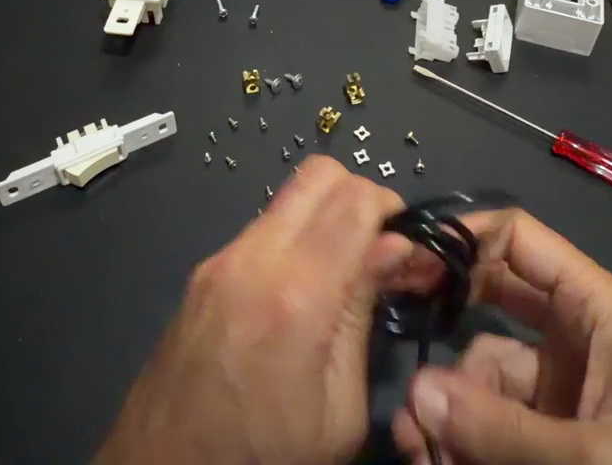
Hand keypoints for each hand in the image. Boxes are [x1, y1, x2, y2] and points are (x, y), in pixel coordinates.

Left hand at [92, 156, 409, 464]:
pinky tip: (302, 286)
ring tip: (344, 269)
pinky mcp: (202, 271)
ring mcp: (220, 259)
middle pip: (319, 174)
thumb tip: (394, 249)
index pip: (355, 200)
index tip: (409, 243)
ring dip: (326, 213)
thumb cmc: (263, 457)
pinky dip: (295, 235)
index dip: (392, 208)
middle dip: (361, 194)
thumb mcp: (339, 411)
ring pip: (288, 195)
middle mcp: (253, 258)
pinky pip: (262, 226)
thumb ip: (363, 314)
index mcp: (296, 295)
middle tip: (379, 244)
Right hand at [390, 208, 611, 464]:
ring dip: (448, 406)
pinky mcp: (557, 429)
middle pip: (487, 304)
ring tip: (416, 450)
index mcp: (593, 305)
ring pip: (484, 372)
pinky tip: (440, 462)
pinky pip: (498, 418)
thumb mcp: (596, 456)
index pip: (517, 239)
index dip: (461, 239)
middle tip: (397, 351)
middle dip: (442, 333)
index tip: (404, 262)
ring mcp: (562, 383)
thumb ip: (504, 430)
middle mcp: (571, 331)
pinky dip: (467, 437)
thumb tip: (416, 394)